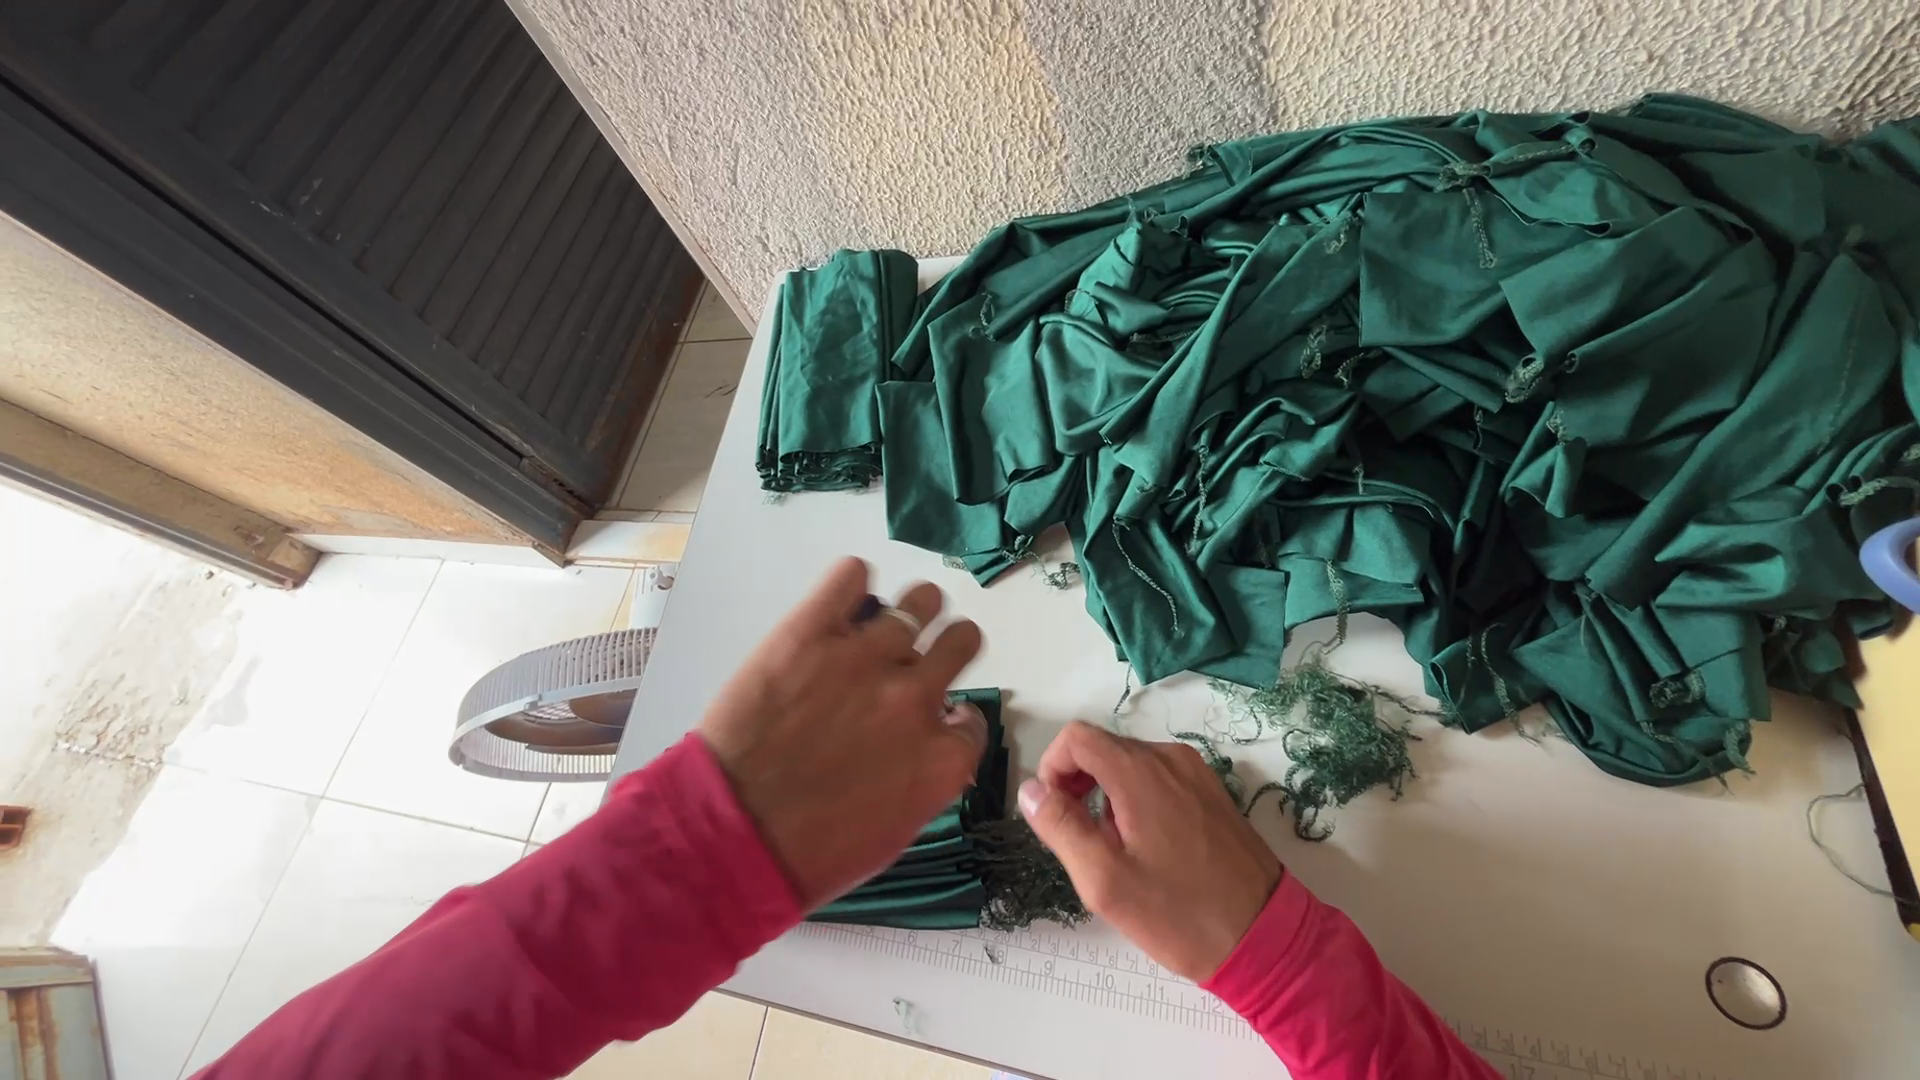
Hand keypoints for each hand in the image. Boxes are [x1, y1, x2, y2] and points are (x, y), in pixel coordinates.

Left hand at [699, 557, 986, 909]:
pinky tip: (843, 599)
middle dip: (949, 645)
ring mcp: (866, 657)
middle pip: (962, 639)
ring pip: (920, 600)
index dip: (955, 715)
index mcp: (941, 753)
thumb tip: (930, 747)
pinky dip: (851, 581)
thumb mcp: (894, 831)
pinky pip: (850, 576)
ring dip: (914, 608)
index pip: (972, 717)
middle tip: (918, 656)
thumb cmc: (811, 853)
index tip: (936, 717)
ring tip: (888, 619)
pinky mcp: (813, 631)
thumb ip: (926, 780)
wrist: (730, 836)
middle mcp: (917, 695)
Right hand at [1018, 722, 1281, 980]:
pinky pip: (1156, 776)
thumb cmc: (1179, 914)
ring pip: (1128, 762)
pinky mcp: (1210, 789)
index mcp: (1140, 771)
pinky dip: (1136, 797)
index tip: (1054, 814)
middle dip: (1077, 785)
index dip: (1052, 768)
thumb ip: (1060, 826)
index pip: (1075, 737)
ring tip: (1115, 849)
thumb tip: (1030, 788)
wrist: (1267, 939)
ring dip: (1106, 794)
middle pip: (1101, 748)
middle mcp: (1168, 757)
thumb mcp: (1105, 881)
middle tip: (1081, 840)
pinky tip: (1147, 846)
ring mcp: (1195, 771)